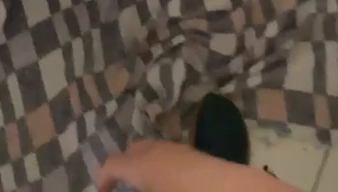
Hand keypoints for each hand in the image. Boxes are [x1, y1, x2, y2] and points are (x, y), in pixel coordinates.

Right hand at [96, 140, 298, 191]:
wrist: (236, 191)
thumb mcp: (154, 188)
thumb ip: (139, 186)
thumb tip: (131, 184)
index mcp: (141, 166)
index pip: (112, 164)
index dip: (103, 178)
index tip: (101, 191)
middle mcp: (155, 151)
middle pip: (131, 152)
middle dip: (123, 168)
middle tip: (121, 189)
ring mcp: (177, 149)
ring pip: (151, 151)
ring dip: (143, 166)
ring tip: (146, 188)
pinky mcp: (195, 155)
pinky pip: (168, 155)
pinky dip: (161, 167)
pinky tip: (170, 184)